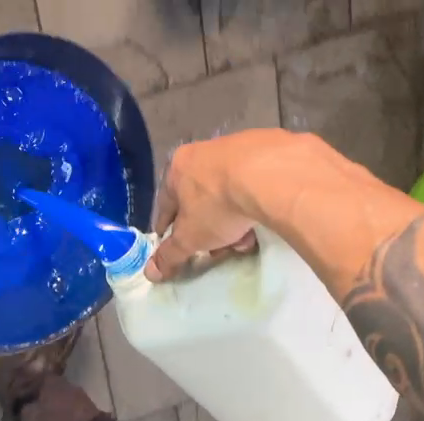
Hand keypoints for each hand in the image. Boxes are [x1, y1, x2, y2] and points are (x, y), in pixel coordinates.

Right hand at [146, 130, 373, 281]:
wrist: (272, 175)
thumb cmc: (218, 206)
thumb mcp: (189, 239)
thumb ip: (169, 255)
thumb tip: (151, 272)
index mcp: (177, 167)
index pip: (164, 205)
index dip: (167, 230)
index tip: (174, 246)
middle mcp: (204, 150)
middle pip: (199, 199)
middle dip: (206, 228)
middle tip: (214, 248)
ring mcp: (238, 145)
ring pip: (227, 192)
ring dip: (231, 218)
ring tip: (243, 239)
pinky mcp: (269, 146)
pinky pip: (253, 182)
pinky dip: (253, 202)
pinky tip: (261, 219)